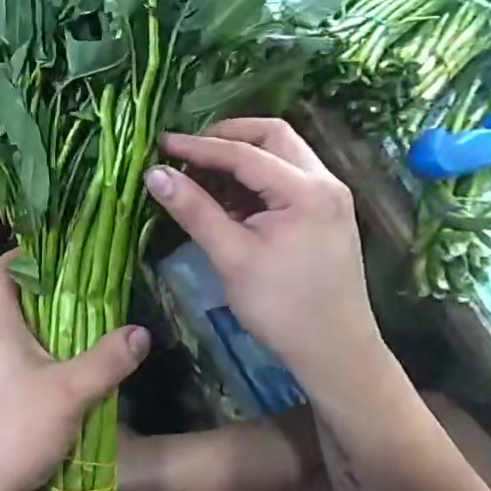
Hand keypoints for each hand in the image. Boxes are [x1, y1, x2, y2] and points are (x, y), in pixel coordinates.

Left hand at [0, 251, 148, 490]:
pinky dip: (45, 356)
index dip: (27, 253)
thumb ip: (106, 361)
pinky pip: (20, 361)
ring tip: (91, 325)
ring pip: (20, 332)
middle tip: (92, 288)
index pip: (2, 268)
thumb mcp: (67, 393)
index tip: (64, 252)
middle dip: (52, 291)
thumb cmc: (8, 430)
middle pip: (15, 298)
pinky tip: (73, 371)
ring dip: (51, 327)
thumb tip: (141, 331)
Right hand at [144, 117, 380, 366]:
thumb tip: (154, 174)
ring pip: (282, 152)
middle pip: (272, 135)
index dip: (198, 146)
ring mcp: (329, 197)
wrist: (336, 355)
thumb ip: (193, 209)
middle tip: (188, 149)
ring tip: (202, 173)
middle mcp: (324, 182)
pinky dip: (255, 176)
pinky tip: (227, 197)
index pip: (243, 153)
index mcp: (306, 191)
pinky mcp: (325, 213)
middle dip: (227, 135)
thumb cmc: (282, 307)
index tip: (161, 143)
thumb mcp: (231, 256)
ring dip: (242, 154)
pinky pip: (286, 176)